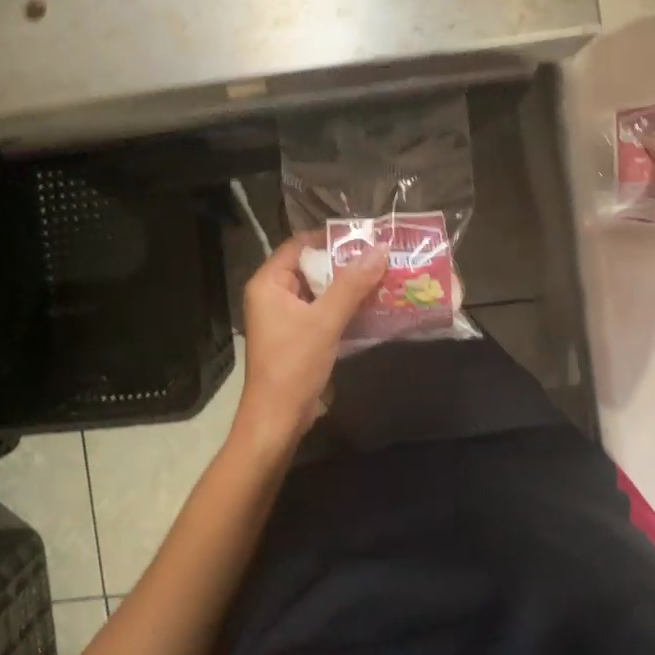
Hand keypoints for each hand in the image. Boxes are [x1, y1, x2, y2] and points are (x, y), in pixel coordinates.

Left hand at [235, 235, 386, 439]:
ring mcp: (285, 318)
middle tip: (383, 255)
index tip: (366, 236)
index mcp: (268, 284)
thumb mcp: (325, 321)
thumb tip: (380, 249)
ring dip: (349, 287)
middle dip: (346, 263)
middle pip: (311, 267)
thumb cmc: (293, 365)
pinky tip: (375, 306)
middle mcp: (273, 295)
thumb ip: (352, 284)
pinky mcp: (299, 338)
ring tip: (386, 276)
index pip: (299, 245)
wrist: (278, 418)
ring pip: (320, 292)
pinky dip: (345, 308)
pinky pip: (323, 313)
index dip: (330, 238)